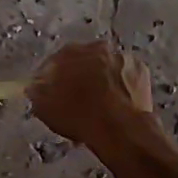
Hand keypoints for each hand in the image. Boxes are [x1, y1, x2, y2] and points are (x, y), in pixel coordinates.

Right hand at [26, 40, 153, 144]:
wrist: (120, 129)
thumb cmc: (78, 116)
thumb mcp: (45, 108)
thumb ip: (36, 92)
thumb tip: (35, 86)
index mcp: (71, 52)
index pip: (54, 60)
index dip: (49, 77)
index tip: (48, 91)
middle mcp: (98, 48)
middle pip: (83, 61)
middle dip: (77, 75)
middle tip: (73, 96)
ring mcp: (123, 57)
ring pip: (104, 67)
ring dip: (99, 79)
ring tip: (95, 102)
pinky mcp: (142, 71)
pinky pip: (123, 76)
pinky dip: (118, 85)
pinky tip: (113, 103)